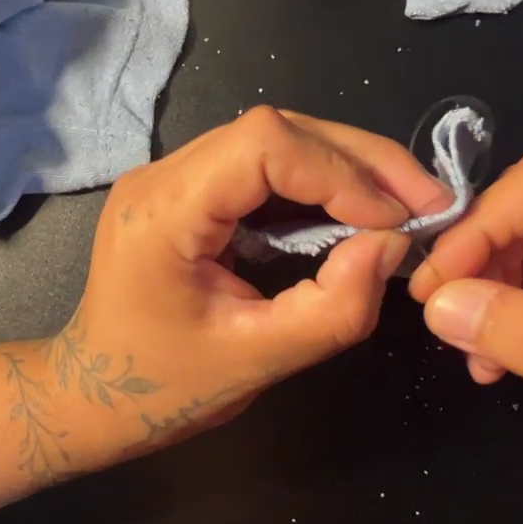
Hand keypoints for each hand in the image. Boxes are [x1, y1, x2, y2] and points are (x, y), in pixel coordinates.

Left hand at [61, 107, 449, 452]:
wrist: (94, 393)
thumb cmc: (162, 387)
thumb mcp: (256, 362)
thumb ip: (332, 308)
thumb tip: (392, 246)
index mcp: (162, 213)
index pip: (262, 145)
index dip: (340, 172)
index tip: (395, 220)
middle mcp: (159, 177)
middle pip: (272, 130)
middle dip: (359, 161)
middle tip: (427, 200)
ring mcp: (167, 178)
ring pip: (271, 142)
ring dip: (343, 167)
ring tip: (402, 205)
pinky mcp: (183, 192)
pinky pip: (258, 168)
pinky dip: (314, 184)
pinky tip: (354, 211)